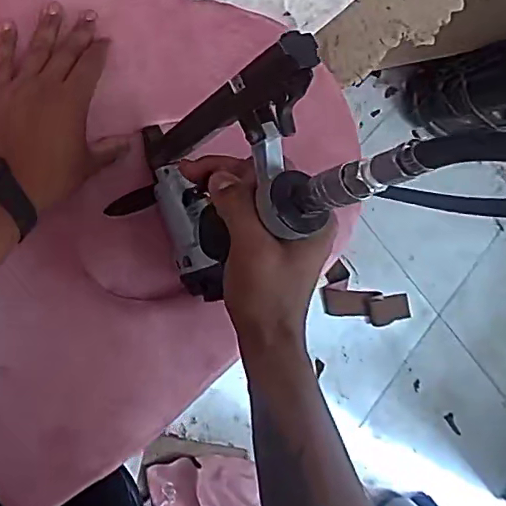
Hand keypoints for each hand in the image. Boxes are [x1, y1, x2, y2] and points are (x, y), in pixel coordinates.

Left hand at [0, 2, 129, 214]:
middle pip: (66, 52)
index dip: (98, 51)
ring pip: (36, 50)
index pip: (90, 67)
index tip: (105, 39)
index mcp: (72, 100)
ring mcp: (20, 86)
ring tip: (52, 7)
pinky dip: (3, 43)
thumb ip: (108, 150)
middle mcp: (47, 85)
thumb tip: (129, 142)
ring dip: (46, 28)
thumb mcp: (86, 166)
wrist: (3, 187)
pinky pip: (0, 62)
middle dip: (78, 32)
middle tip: (86, 13)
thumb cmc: (50, 177)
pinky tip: (6, 26)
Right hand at [179, 156, 334, 356]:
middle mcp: (306, 218)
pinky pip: (252, 211)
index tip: (210, 170)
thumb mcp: (250, 247)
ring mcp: (290, 230)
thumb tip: (219, 176)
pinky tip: (210, 202)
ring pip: (255, 194)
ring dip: (225, 187)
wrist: (265, 338)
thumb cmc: (265, 296)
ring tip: (195, 183)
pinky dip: (230, 204)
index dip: (241, 167)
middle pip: (265, 180)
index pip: (278, 172)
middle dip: (227, 174)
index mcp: (312, 216)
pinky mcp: (275, 240)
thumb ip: (237, 206)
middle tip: (192, 173)